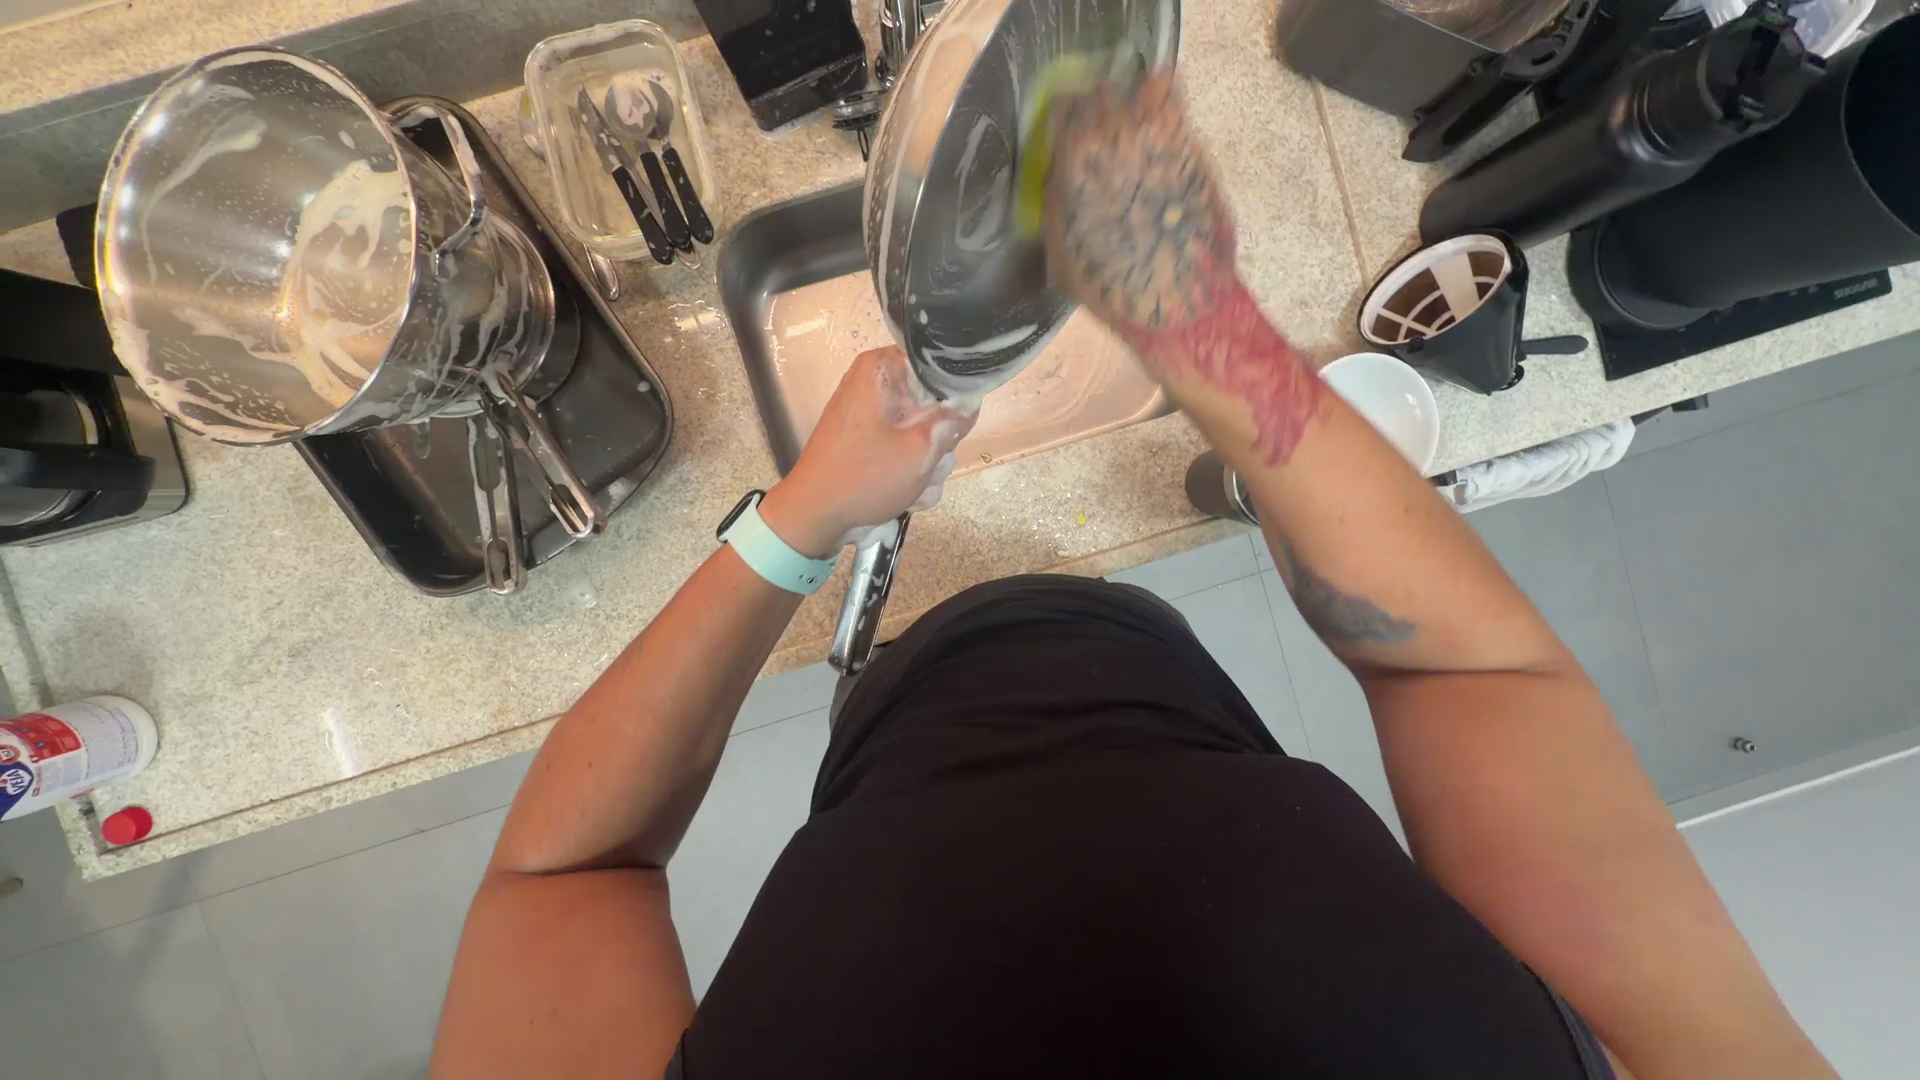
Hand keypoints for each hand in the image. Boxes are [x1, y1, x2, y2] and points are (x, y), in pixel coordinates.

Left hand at [758, 347, 975, 557]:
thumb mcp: (921, 450)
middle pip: (932, 404)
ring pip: (921, 433)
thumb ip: (953, 422)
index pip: (935, 365)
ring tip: (915, 487)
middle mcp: (873, 385)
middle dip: (939, 442)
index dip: (953, 395)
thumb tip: (969, 404)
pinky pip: (903, 451)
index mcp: (881, 370)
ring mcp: (870, 417)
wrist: (815, 517)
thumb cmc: (864, 477)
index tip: (956, 423)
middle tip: (931, 463)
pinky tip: (906, 495)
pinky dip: (909, 474)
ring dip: (927, 465)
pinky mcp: (867, 443)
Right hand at [1042, 72, 1237, 343]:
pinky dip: (1166, 109)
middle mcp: (1118, 134)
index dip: (1063, 117)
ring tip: (1134, 125)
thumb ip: (1058, 200)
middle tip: (1100, 129)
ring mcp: (1162, 134)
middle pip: (1104, 90)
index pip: (1063, 105)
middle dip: (1098, 107)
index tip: (1065, 131)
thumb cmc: (1108, 286)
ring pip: (1146, 89)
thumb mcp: (1060, 250)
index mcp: (1077, 157)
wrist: (1173, 300)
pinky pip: (1178, 105)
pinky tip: (1162, 128)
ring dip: (1136, 102)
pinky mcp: (1195, 145)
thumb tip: (1061, 175)